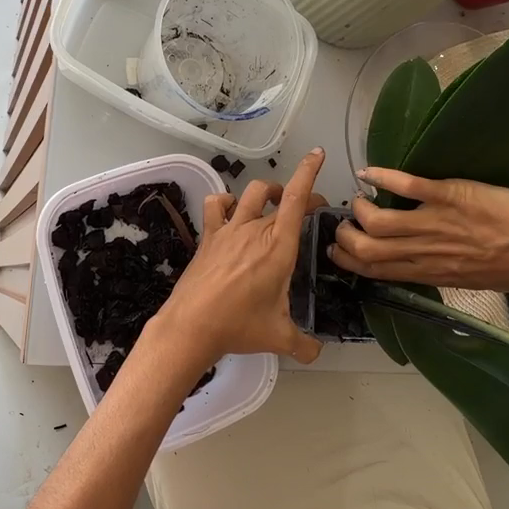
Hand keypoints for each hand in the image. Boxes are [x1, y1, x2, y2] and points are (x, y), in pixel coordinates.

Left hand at [151, 149, 326, 365]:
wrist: (191, 327)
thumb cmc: (238, 327)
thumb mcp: (279, 338)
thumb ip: (304, 344)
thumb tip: (316, 353)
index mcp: (279, 247)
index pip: (296, 199)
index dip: (308, 172)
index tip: (317, 155)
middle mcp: (254, 231)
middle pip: (278, 196)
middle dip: (296, 196)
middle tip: (305, 208)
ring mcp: (228, 231)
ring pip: (249, 194)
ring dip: (265, 192)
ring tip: (272, 201)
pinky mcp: (208, 238)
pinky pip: (216, 206)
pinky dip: (226, 202)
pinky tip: (231, 212)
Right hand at [328, 167, 508, 291]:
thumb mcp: (472, 281)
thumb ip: (440, 271)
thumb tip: (420, 262)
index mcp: (431, 274)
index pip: (376, 271)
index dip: (349, 261)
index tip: (339, 250)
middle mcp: (426, 252)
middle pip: (367, 249)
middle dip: (344, 236)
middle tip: (342, 224)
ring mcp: (436, 223)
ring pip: (377, 220)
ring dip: (359, 208)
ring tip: (359, 198)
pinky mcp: (451, 196)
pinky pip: (407, 186)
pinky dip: (381, 176)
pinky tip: (368, 171)